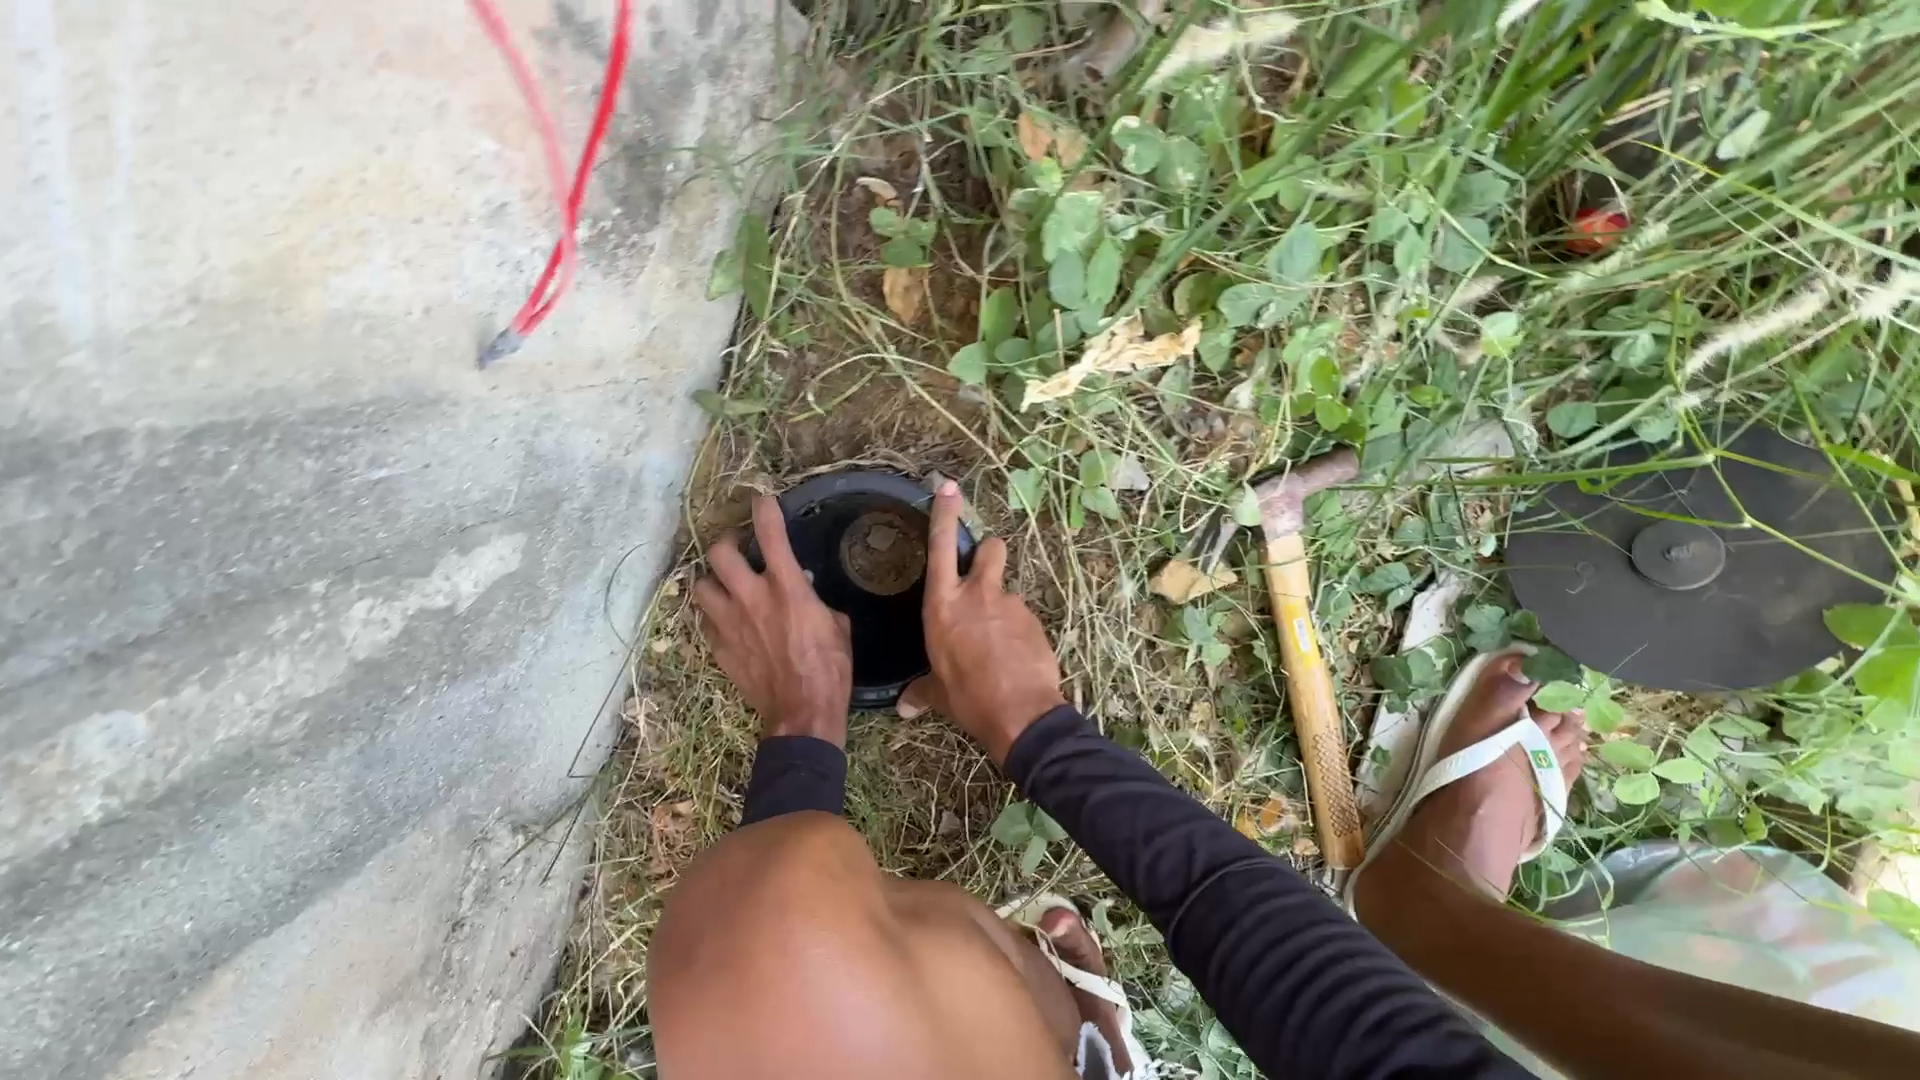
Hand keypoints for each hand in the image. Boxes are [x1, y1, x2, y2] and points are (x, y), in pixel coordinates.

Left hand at [693, 496, 852, 744]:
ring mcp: (729, 624)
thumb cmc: (831, 667)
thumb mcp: (836, 625)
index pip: (770, 535)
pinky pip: (705, 621)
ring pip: (701, 586)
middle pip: (720, 553)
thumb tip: (804, 591)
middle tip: (737, 548)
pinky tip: (726, 619)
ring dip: (712, 581)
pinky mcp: (718, 648)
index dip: (764, 511)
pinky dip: (714, 614)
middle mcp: (751, 598)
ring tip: (724, 584)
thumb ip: (815, 601)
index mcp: (787, 588)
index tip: (762, 501)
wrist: (803, 712)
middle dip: (727, 544)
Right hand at [905, 481, 1067, 764]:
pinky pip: (1023, 616)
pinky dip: (1019, 630)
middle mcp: (977, 595)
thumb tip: (904, 708)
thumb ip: (921, 692)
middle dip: (988, 553)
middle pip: (990, 547)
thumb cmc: (969, 698)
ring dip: (1003, 605)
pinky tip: (1016, 657)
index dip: (944, 514)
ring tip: (1001, 641)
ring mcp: (1010, 605)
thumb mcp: (940, 694)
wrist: (1021, 713)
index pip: (940, 547)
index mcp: (943, 605)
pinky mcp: (1035, 620)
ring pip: (1008, 588)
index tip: (948, 486)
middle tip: (984, 574)